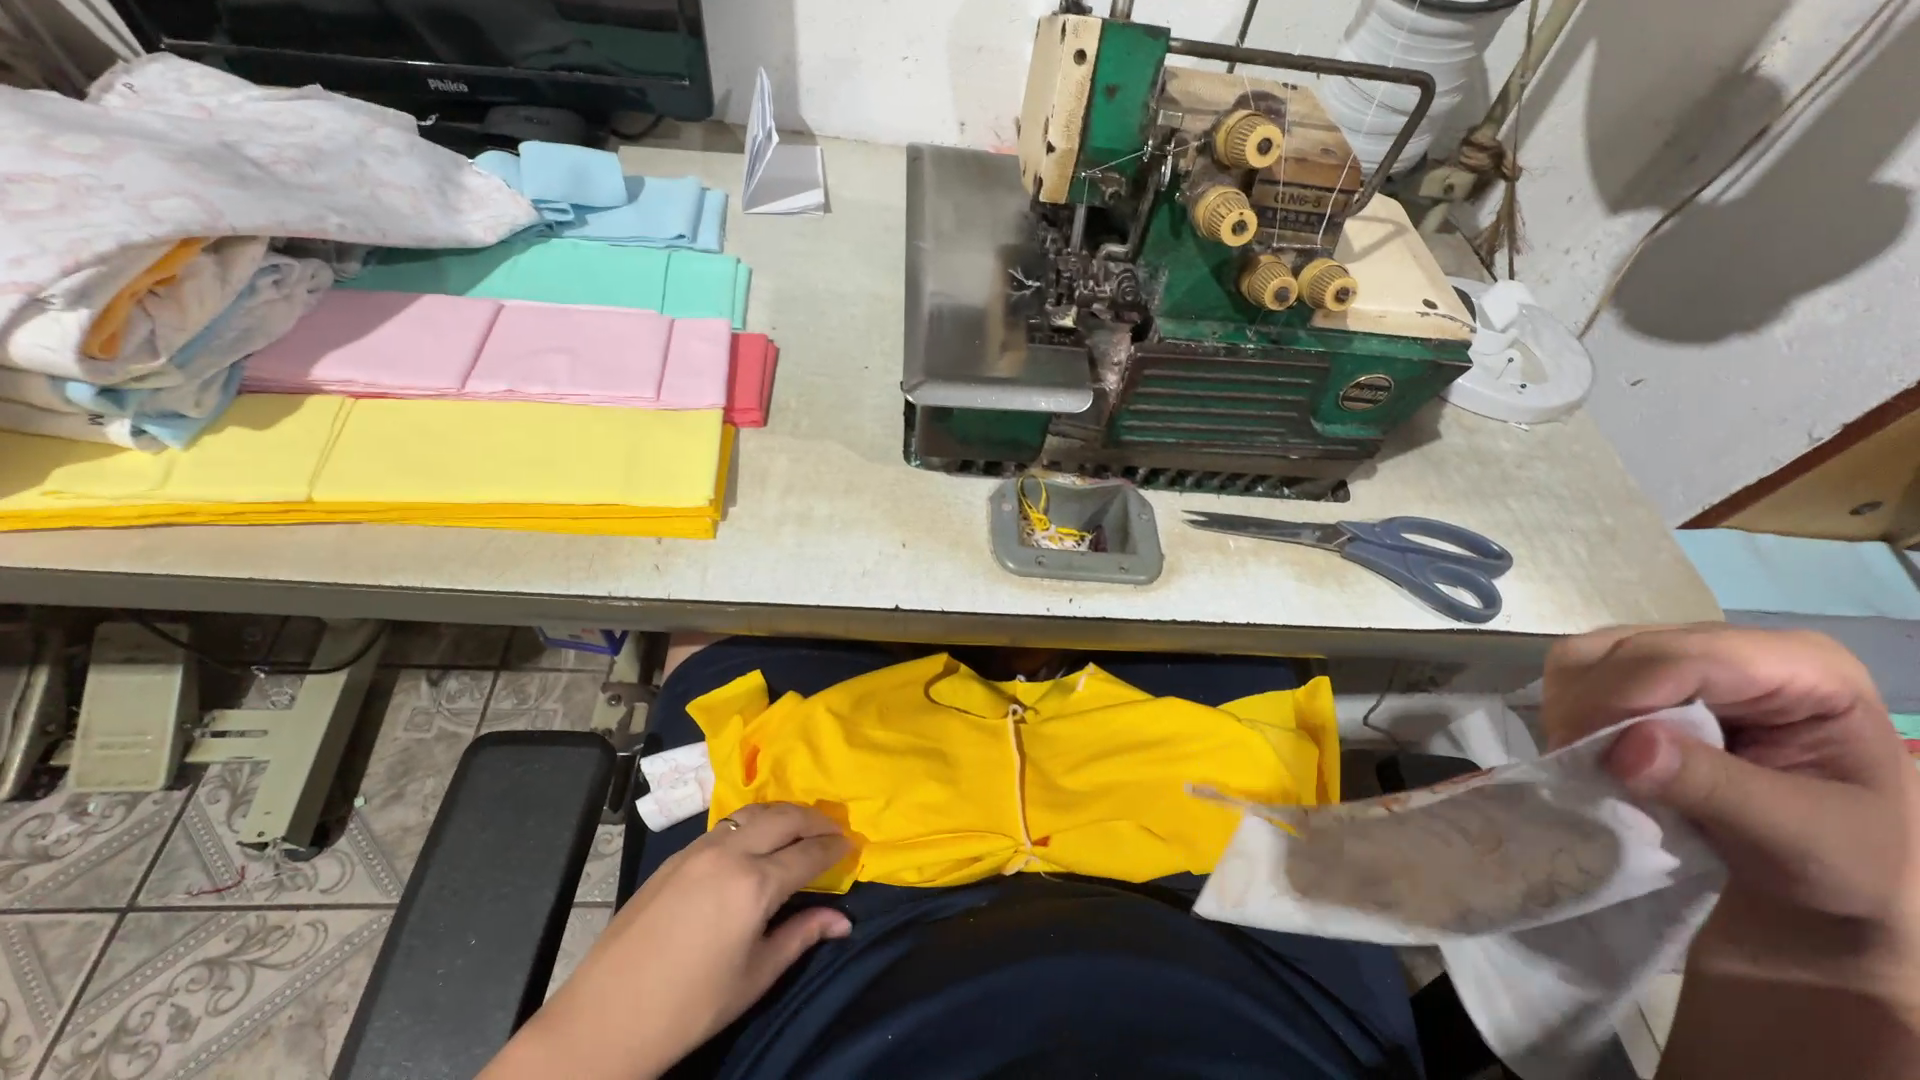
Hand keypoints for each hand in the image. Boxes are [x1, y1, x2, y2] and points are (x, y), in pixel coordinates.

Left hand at [482, 802, 851, 1079]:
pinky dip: (752, 824)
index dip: (834, 849)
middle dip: (814, 819)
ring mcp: (697, 851)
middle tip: (832, 830)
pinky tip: (756, 843)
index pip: (808, 854)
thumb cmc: (691, 1006)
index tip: (852, 846)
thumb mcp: (756, 976)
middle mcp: (728, 854)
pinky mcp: (674, 857)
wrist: (607, 1015)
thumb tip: (843, 920)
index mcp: (753, 885)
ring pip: (751, 813)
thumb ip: (801, 936)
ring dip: (782, 815)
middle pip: (783, 818)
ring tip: (800, 829)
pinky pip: (725, 826)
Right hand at [1542, 624, 1919, 1027]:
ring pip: (1589, 657)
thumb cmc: (1841, 860)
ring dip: (1573, 711)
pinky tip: (1595, 753)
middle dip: (1591, 709)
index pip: (1683, 657)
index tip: (1586, 760)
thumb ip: (1719, 789)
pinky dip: (1570, 712)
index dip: (1622, 699)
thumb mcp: (1805, 838)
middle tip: (1583, 772)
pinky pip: (1580, 676)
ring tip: (1589, 765)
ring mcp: (1687, 657)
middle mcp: (1739, 648)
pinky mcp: (1647, 677)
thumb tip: (1625, 749)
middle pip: (1623, 650)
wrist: (1827, 879)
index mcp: (1806, 668)